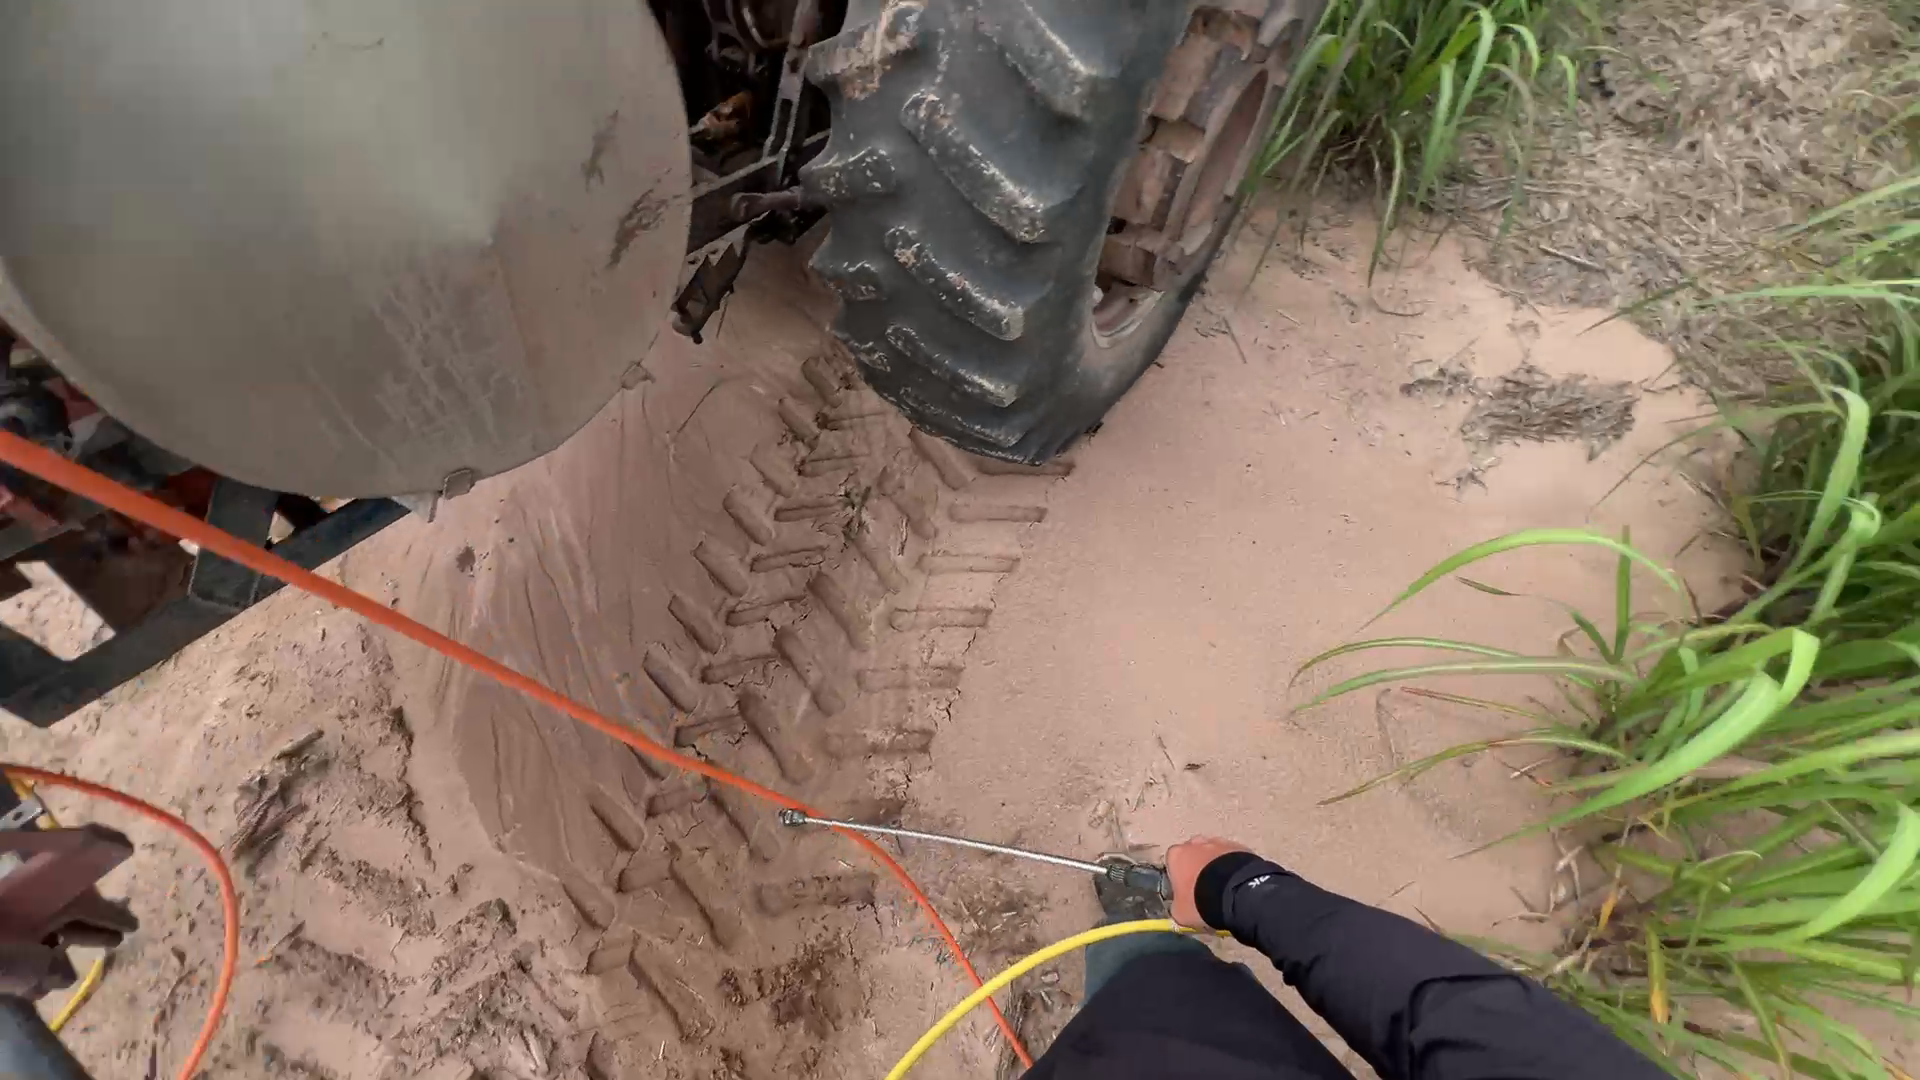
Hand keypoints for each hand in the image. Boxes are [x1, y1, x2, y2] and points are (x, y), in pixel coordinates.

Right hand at [1167, 835, 1252, 928]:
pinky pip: (1232, 857)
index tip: (1186, 892)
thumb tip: (1178, 909)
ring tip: (1224, 888)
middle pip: (1193, 854)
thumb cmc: (1201, 901)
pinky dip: (1233, 867)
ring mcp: (1217, 842)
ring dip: (1216, 866)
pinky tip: (1237, 884)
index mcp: (1175, 855)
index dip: (1179, 878)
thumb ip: (1176, 907)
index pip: (1172, 863)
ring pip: (1213, 853)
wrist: (1236, 894)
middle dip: (1197, 867)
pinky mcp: (1238, 846)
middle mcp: (1194, 843)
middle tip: (1206, 889)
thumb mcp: (1181, 912)